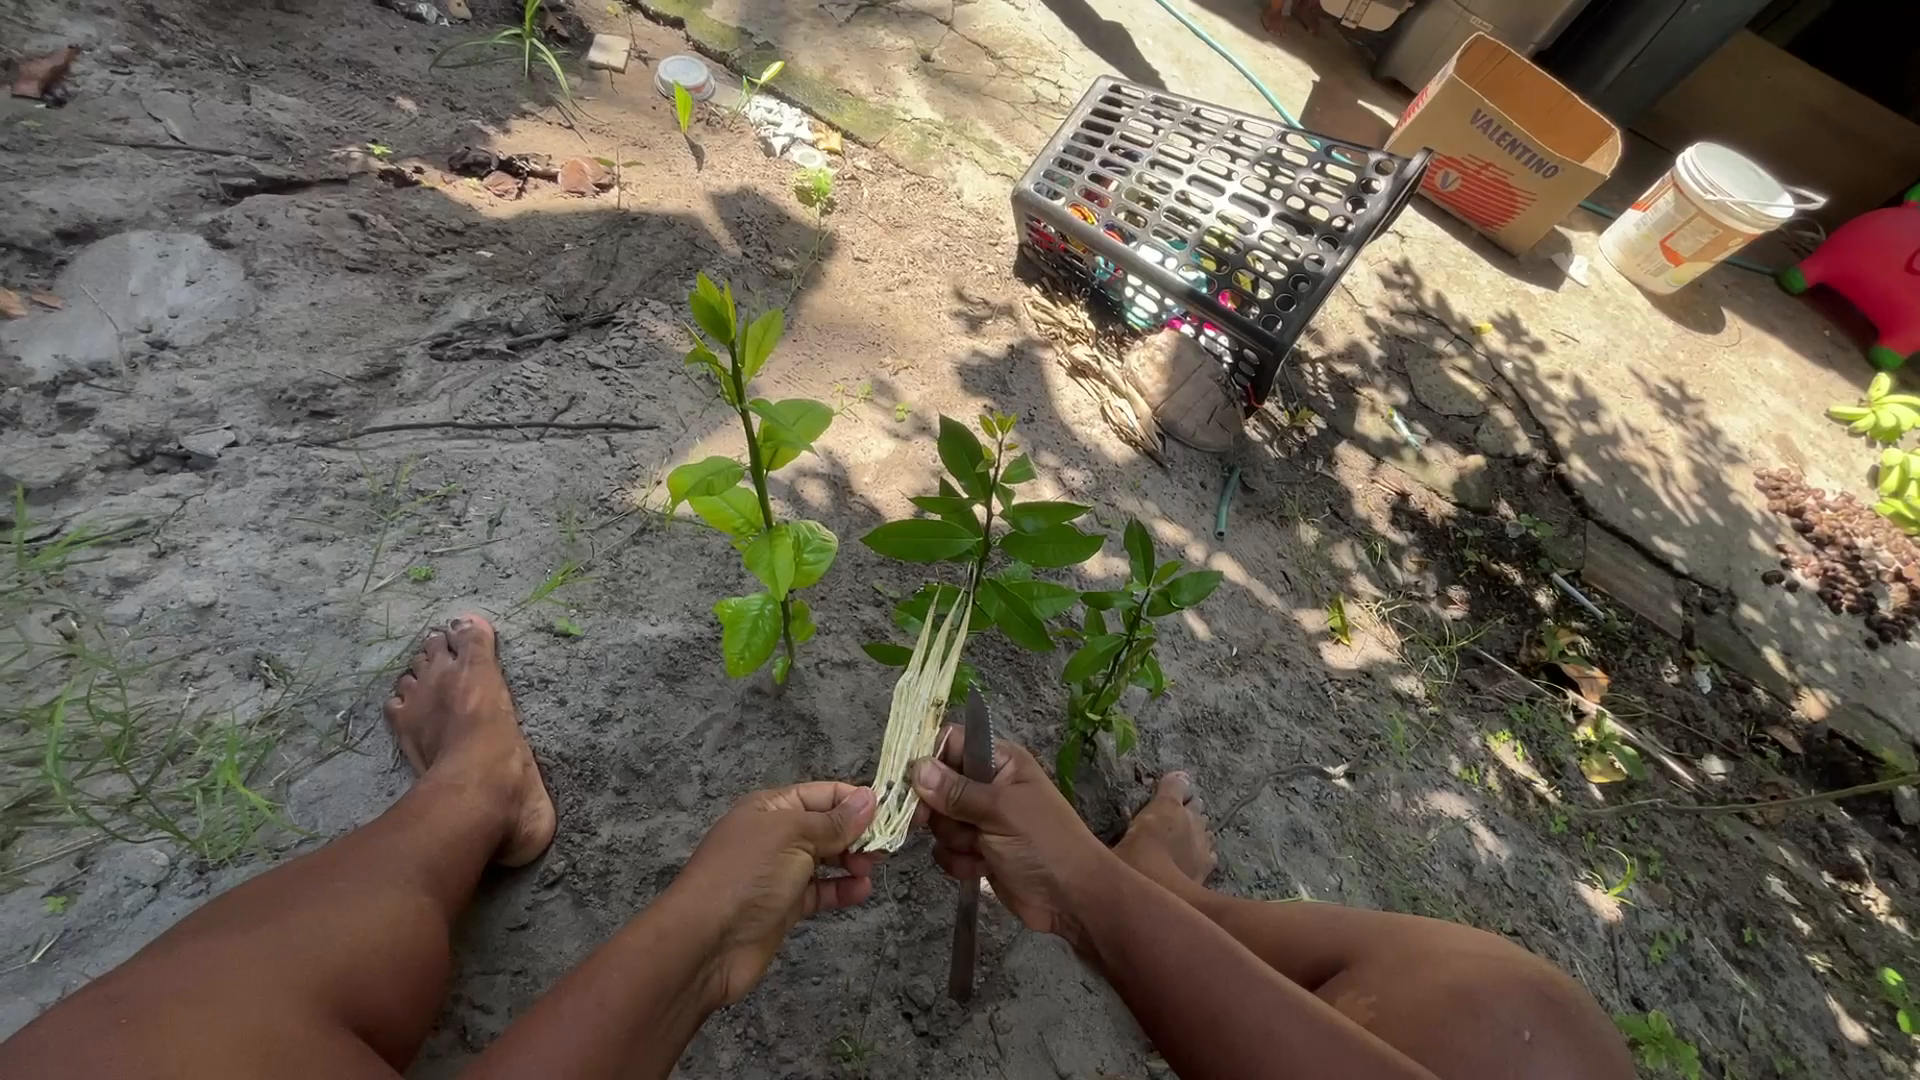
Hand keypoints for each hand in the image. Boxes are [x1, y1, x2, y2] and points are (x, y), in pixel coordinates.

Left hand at [668, 783, 878, 1005]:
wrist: (704, 944)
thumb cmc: (746, 876)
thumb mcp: (793, 835)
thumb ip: (834, 821)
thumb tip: (870, 797)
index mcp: (772, 807)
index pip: (822, 794)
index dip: (855, 799)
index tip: (889, 810)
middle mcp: (776, 835)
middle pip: (826, 826)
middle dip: (857, 832)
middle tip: (886, 845)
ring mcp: (780, 872)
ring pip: (826, 858)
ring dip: (853, 860)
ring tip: (873, 867)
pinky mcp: (785, 907)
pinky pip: (821, 890)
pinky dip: (842, 889)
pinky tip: (861, 891)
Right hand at [911, 729, 1114, 947]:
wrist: (1072, 899)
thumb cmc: (1044, 843)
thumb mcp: (1001, 810)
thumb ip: (956, 791)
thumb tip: (917, 767)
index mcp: (999, 761)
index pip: (951, 742)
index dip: (927, 758)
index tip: (909, 781)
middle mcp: (988, 784)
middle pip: (937, 784)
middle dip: (939, 809)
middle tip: (938, 822)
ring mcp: (982, 819)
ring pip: (940, 820)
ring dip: (954, 839)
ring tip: (979, 848)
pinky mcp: (978, 850)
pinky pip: (947, 849)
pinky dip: (959, 861)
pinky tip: (981, 868)